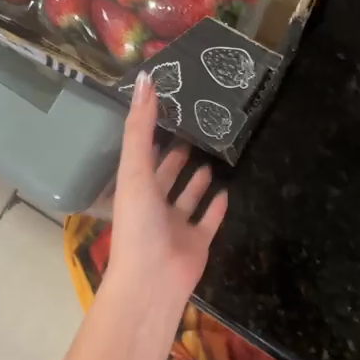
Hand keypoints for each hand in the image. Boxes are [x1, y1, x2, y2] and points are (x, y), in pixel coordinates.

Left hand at [102, 71, 227, 305]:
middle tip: (194, 127)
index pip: (142, 155)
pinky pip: (208, 221)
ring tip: (212, 154)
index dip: (151, 133)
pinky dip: (216, 207)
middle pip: (165, 175)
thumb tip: (145, 78)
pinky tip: (226, 189)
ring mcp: (176, 226)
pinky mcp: (198, 243)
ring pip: (188, 197)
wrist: (153, 280)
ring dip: (197, 180)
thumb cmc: (138, 225)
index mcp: (133, 190)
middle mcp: (153, 206)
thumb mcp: (134, 170)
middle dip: (176, 155)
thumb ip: (140, 127)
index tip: (168, 106)